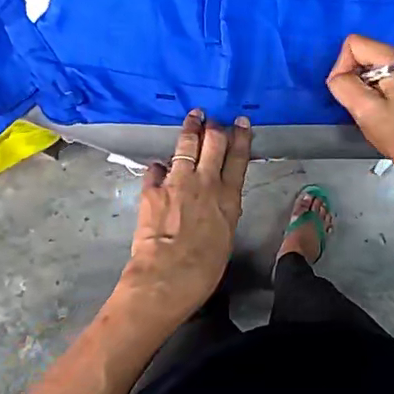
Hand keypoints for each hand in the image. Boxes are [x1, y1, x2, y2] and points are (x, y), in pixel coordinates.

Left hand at [120, 110, 251, 315]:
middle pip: (214, 144)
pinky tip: (159, 164)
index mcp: (229, 196)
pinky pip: (156, 169)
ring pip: (186, 147)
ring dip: (191, 130)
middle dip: (215, 128)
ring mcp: (177, 183)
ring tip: (193, 118)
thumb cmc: (205, 265)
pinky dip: (159, 165)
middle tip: (214, 119)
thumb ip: (223, 211)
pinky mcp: (152, 191)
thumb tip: (216, 202)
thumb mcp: (226, 234)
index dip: (241, 137)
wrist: (168, 275)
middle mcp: (206, 183)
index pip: (239, 158)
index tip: (241, 122)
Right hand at [326, 34, 393, 173]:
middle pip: (360, 50)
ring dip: (360, 82)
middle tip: (362, 100)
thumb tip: (337, 76)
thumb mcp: (363, 109)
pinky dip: (368, 85)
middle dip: (352, 74)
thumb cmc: (393, 131)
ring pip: (364, 61)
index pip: (353, 43)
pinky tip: (377, 103)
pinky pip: (373, 71)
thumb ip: (344, 85)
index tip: (351, 91)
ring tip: (370, 103)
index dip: (343, 66)